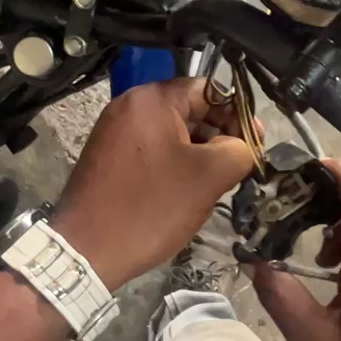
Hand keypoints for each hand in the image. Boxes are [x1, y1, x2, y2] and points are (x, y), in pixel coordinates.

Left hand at [50, 76, 255, 290]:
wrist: (86, 251)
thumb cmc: (150, 208)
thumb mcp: (208, 177)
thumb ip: (239, 150)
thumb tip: (243, 145)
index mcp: (152, 100)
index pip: (210, 89)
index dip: (238, 113)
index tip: (254, 142)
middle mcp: (130, 106)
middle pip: (191, 108)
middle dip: (220, 134)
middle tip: (240, 164)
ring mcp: (115, 131)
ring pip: (173, 131)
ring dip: (200, 151)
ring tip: (217, 181)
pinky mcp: (109, 156)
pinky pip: (153, 148)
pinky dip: (176, 162)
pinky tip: (189, 188)